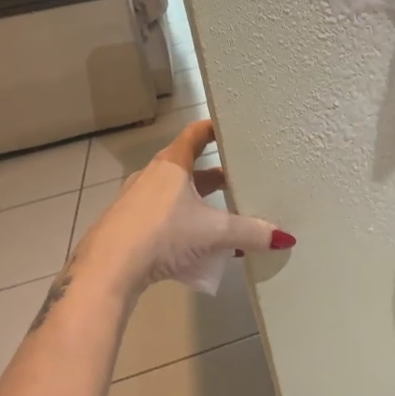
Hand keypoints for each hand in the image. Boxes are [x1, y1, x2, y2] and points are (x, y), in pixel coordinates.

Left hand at [68, 119, 293, 297]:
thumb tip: (285, 238)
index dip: (214, 129)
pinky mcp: (126, 226)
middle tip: (238, 181)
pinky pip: (161, 219)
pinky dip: (180, 226)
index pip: (195, 135)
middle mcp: (152, 176)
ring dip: (196, 204)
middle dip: (212, 176)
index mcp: (172, 165)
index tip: (231, 128)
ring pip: (173, 196)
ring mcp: (135, 201)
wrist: (108, 267)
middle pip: (187, 168)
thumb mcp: (213, 232)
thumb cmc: (162, 233)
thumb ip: (249, 233)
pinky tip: (194, 248)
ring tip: (221, 218)